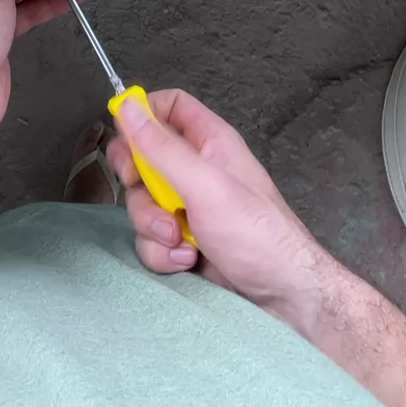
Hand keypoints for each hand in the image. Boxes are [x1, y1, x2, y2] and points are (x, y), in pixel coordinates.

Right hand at [109, 90, 337, 333]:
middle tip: (146, 191)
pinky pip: (149, 236)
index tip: (124, 134)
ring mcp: (187, 206)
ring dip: (152, 224)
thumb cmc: (256, 234)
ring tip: (179, 238)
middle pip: (143, 156)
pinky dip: (161, 251)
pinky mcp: (181, 239)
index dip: (142, 113)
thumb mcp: (203, 184)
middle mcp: (196, 169)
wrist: (282, 300)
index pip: (168, 106)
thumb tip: (127, 106)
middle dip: (138, 181)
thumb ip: (161, 146)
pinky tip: (186, 259)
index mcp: (208, 141)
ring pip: (142, 201)